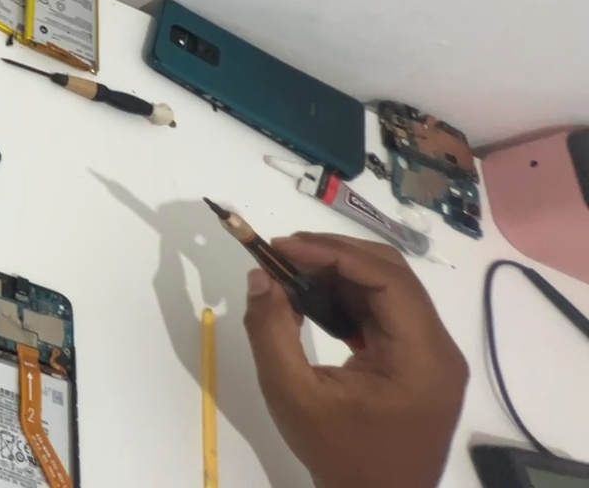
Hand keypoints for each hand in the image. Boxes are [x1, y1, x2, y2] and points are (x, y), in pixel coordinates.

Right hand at [243, 233, 466, 487]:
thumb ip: (270, 328)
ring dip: (334, 270)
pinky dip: (341, 292)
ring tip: (284, 273)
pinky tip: (307, 299)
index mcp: (420, 358)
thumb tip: (260, 275)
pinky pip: (380, 308)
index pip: (387, 280)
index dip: (332, 253)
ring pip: (386, 287)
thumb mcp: (289, 389)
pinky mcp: (412, 360)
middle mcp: (435, 350)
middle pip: (392, 275)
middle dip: (332, 253)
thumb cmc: (336, 447)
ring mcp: (428, 356)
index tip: (279, 248)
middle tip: (278, 253)